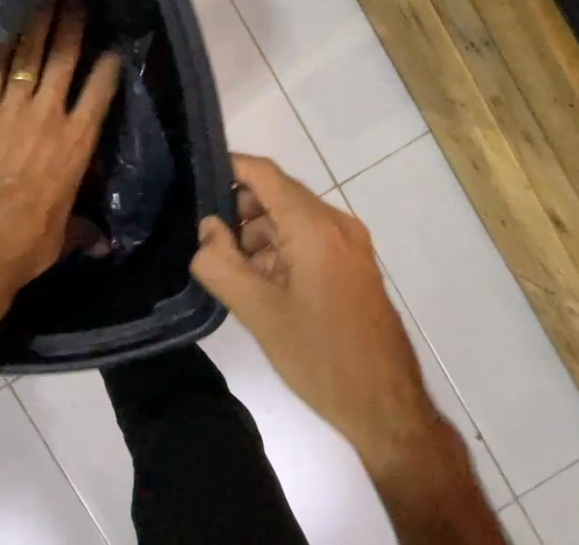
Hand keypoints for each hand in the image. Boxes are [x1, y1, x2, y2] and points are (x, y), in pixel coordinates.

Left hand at [0, 0, 122, 312]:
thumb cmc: (26, 246)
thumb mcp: (63, 236)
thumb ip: (81, 227)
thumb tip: (101, 243)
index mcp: (78, 143)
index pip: (101, 90)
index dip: (109, 64)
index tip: (114, 45)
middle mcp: (49, 116)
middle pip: (65, 58)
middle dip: (72, 22)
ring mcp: (11, 110)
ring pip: (29, 54)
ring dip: (38, 23)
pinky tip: (4, 29)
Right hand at [190, 155, 444, 472]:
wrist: (387, 409)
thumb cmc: (321, 356)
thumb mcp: (258, 312)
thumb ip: (220, 263)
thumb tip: (206, 228)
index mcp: (315, 227)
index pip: (264, 173)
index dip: (227, 168)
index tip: (191, 179)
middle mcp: (337, 224)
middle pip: (276, 194)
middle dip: (238, 211)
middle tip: (204, 241)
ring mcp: (350, 245)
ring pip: (290, 219)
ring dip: (257, 235)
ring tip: (230, 271)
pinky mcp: (353, 266)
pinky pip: (307, 239)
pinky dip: (279, 250)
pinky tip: (260, 285)